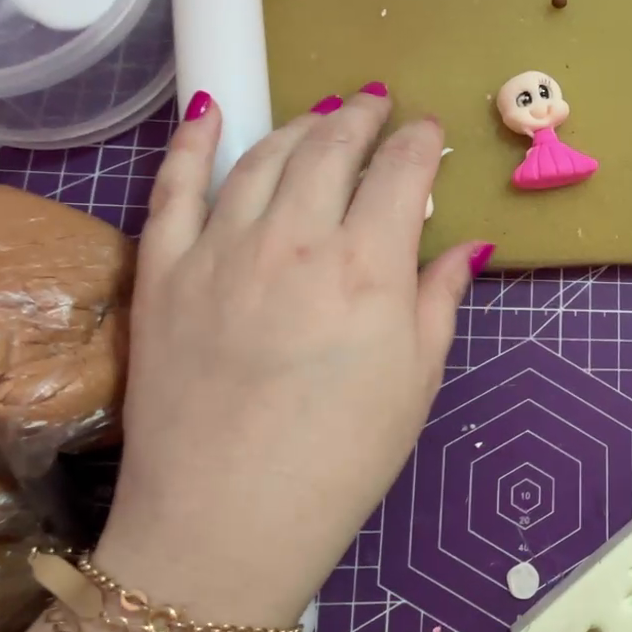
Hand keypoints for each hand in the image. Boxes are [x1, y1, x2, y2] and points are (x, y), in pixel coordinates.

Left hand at [94, 89, 488, 624]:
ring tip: (321, 116)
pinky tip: (210, 113)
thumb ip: (440, 299)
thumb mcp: (417, 380)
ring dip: (299, 125)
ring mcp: (219, 250)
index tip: (428, 133)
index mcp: (367, 268)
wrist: (228, 524)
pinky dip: (192, 142)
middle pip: (331, 148)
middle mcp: (295, 240)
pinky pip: (173, 187)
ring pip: (262, 157)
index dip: (419, 143)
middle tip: (377, 107)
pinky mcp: (161, 272)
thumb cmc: (344, 458)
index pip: (400, 174)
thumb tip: (469, 247)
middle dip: (362, 117)